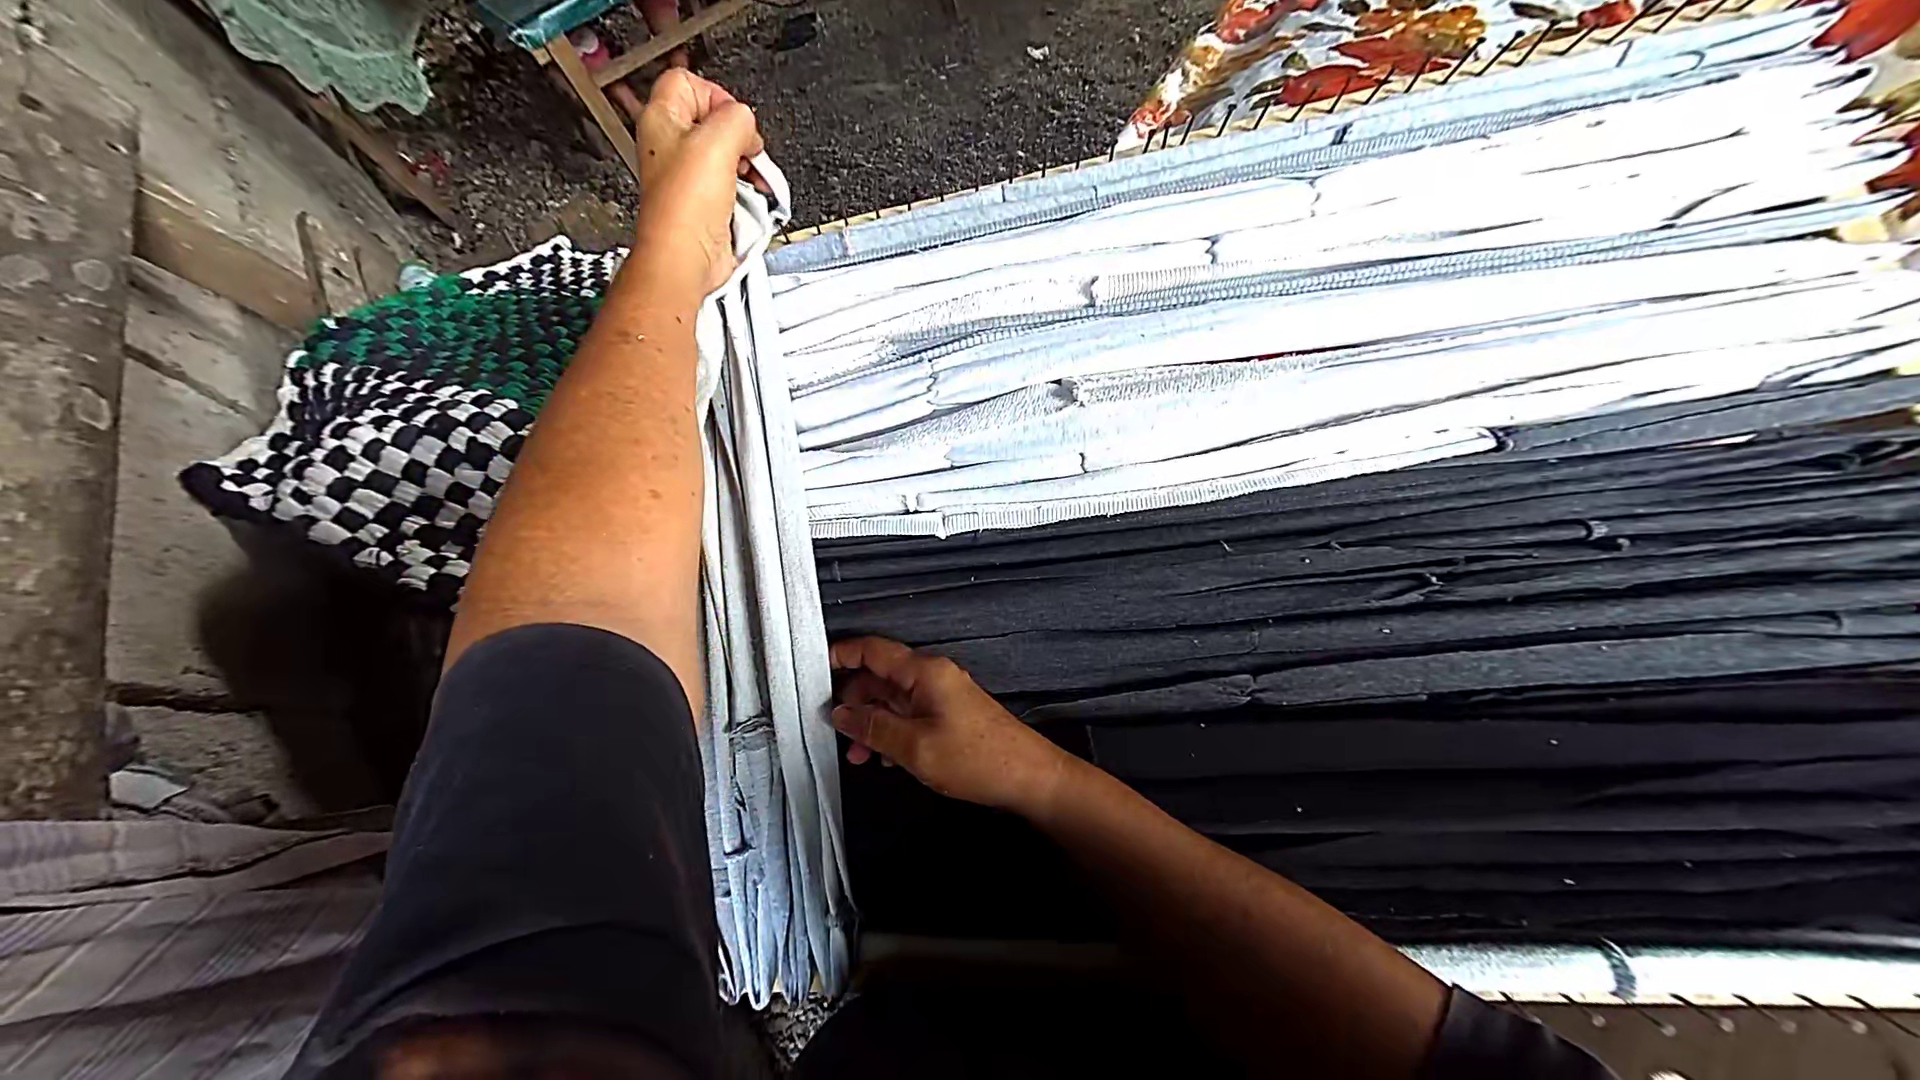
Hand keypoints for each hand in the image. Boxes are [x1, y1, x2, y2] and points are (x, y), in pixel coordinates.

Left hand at [630, 70, 764, 299]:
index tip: (735, 121)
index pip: (690, 83)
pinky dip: (749, 195)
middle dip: (741, 139)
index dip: (718, 97)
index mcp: (662, 120)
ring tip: (754, 181)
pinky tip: (752, 202)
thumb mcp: (717, 142)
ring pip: (730, 159)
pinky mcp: (709, 206)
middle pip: (716, 124)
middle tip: (747, 152)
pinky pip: (735, 190)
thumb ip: (736, 118)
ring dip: (750, 170)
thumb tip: (747, 122)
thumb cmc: (684, 207)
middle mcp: (674, 148)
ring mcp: (692, 179)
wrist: (687, 257)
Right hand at [830, 636, 1072, 815]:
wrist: (1028, 776)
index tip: (816, 670)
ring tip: (856, 754)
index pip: (874, 650)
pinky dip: (893, 730)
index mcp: (924, 672)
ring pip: (894, 699)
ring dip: (872, 722)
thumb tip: (840, 714)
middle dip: (854, 701)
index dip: (842, 655)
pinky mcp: (950, 713)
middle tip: (834, 729)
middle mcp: (933, 676)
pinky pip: (911, 713)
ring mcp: (943, 694)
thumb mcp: (914, 747)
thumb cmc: (974, 759)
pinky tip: (884, 756)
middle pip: (881, 676)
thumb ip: (873, 727)